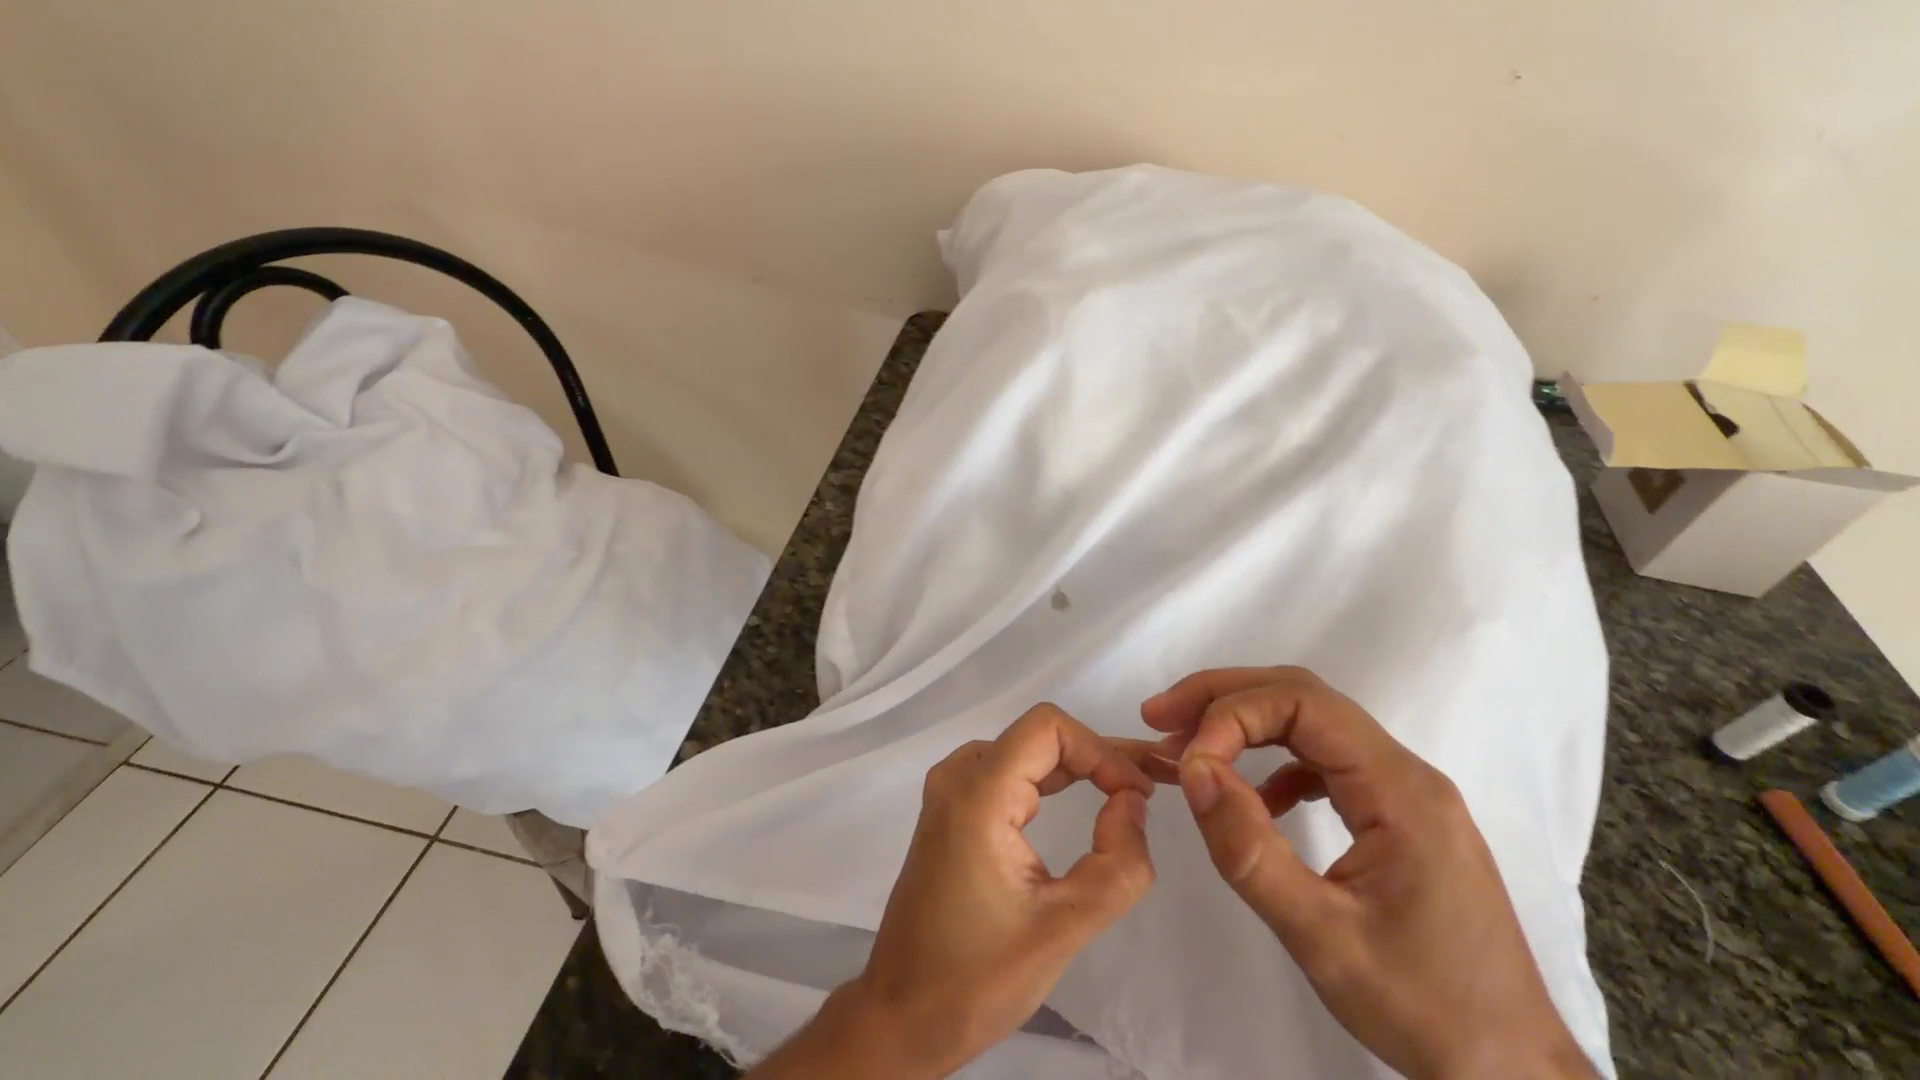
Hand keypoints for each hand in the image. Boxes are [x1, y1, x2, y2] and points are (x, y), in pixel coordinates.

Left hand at [749, 704, 1158, 1078]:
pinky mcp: (950, 815)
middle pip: (1038, 736)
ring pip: (1024, 752)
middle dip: (1098, 755)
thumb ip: (1119, 863)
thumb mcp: (1065, 927)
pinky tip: (1084, 800)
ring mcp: (947, 796)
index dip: (1101, 749)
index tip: (1138, 794)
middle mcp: (955, 781)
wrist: (903, 1015)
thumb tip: (1132, 803)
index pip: (1047, 727)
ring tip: (1129, 792)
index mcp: (976, 798)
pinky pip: (1006, 774)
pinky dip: (1050, 781)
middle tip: (1154, 783)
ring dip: (1077, 766)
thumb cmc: (979, 977)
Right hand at [1146, 667, 1596, 1079]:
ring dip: (1248, 726)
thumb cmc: (1420, 1005)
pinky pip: (1330, 765)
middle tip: (1159, 715)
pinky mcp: (1401, 820)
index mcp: (1400, 791)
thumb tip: (1192, 770)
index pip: (1304, 705)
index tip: (1183, 760)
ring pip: (1317, 728)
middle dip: (1228, 699)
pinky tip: (1252, 799)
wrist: (1509, 1066)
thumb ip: (1249, 850)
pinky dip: (1277, 763)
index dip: (1232, 714)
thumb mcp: (1320, 936)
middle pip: (1308, 700)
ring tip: (1189, 749)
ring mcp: (1408, 796)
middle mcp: (1408, 776)